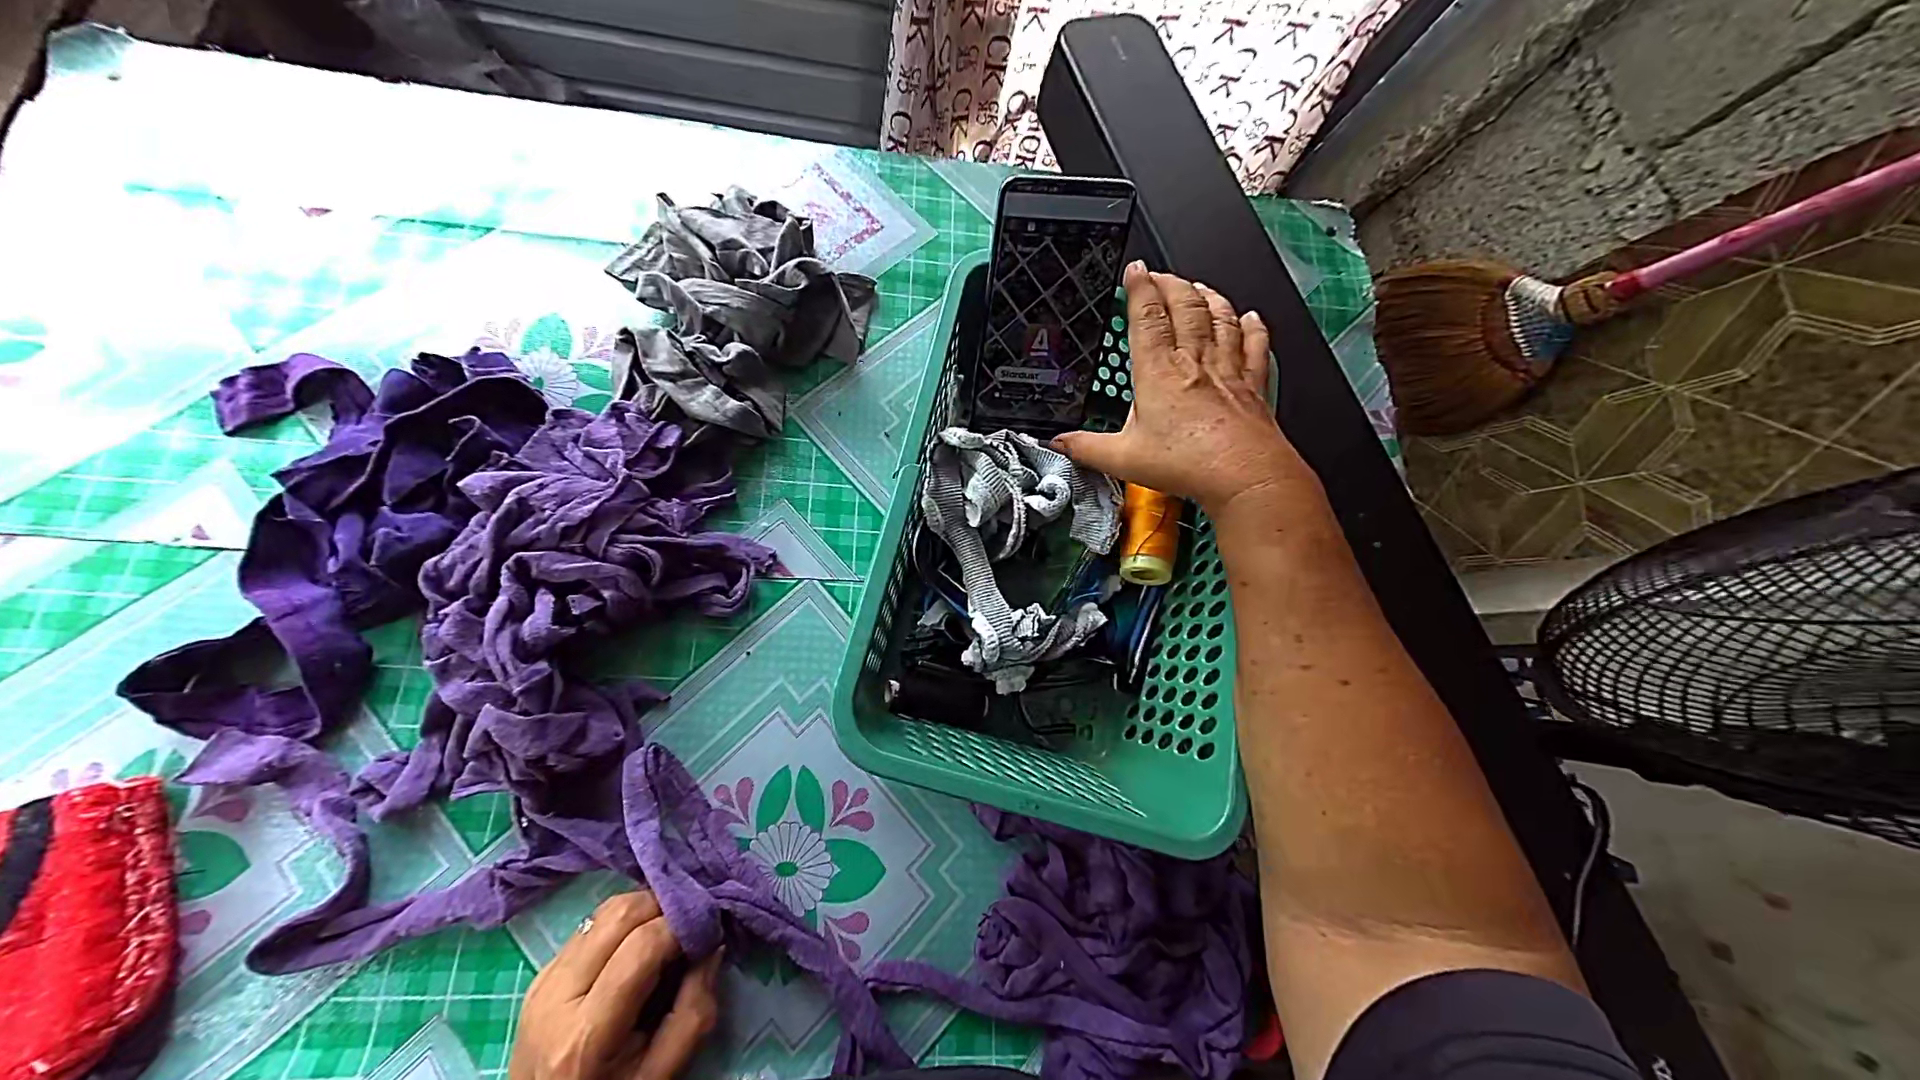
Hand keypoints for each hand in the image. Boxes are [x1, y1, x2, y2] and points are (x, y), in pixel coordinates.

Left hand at [509, 891, 722, 1079]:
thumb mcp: (664, 1073)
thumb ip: (696, 1008)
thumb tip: (712, 944)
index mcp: (586, 1034)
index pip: (643, 944)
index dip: (683, 925)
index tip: (709, 930)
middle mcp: (556, 997)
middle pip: (620, 914)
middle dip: (665, 906)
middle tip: (692, 923)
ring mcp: (544, 982)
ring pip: (605, 910)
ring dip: (645, 908)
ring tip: (669, 929)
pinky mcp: (541, 975)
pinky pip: (591, 925)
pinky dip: (624, 922)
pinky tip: (640, 942)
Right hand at [1053, 263, 1311, 516]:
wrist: (1244, 474)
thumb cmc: (1190, 463)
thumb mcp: (1123, 459)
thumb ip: (1087, 448)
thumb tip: (1060, 444)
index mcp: (1158, 372)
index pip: (1146, 315)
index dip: (1139, 288)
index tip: (1135, 271)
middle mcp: (1194, 361)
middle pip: (1185, 305)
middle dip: (1170, 283)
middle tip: (1160, 275)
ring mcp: (1227, 369)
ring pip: (1219, 316)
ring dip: (1207, 296)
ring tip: (1197, 286)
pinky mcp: (1251, 385)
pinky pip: (1253, 344)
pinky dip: (1251, 326)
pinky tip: (1249, 318)